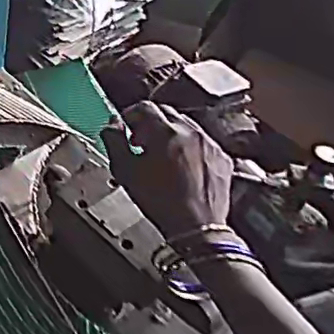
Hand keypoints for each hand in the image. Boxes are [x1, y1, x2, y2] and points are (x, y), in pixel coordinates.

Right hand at [101, 101, 233, 238]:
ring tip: (159, 154)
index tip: (126, 126)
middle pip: (166, 112)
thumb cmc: (161, 201)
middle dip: (149, 122)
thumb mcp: (125, 170)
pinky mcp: (222, 158)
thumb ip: (114, 141)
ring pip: (185, 125)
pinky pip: (202, 141)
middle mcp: (191, 133)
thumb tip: (112, 125)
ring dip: (169, 133)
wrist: (196, 226)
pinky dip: (188, 146)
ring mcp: (210, 144)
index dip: (130, 114)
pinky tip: (179, 165)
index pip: (145, 107)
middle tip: (138, 140)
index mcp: (164, 132)